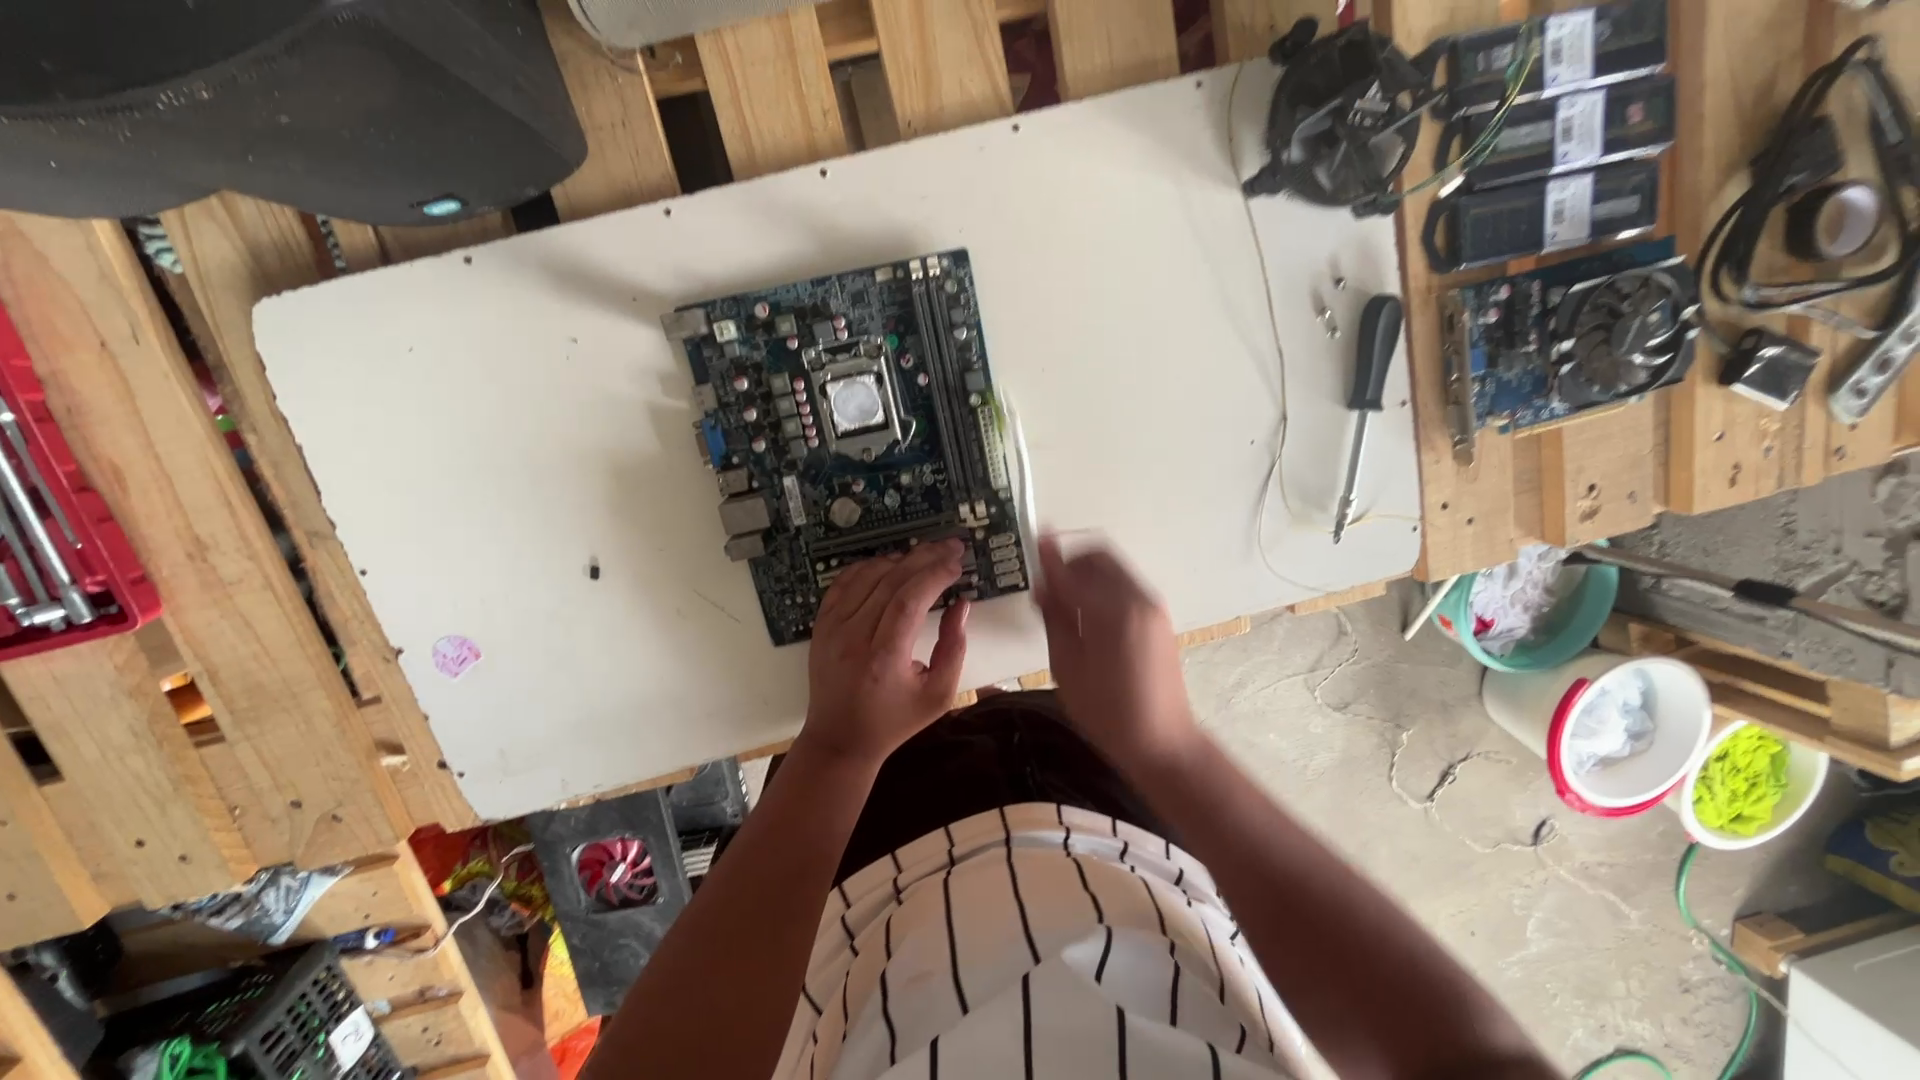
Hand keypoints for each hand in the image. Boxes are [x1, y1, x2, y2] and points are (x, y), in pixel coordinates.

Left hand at [802, 539, 968, 765]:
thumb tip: (962, 605)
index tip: (957, 563)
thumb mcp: (938, 695)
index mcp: (884, 657)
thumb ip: (953, 648)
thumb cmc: (894, 721)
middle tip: (950, 546)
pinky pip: (842, 583)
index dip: (935, 575)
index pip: (910, 600)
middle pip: (890, 581)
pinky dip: (867, 567)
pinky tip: (890, 563)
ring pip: (866, 576)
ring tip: (925, 554)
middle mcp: (853, 637)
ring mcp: (832, 629)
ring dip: (898, 559)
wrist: (840, 740)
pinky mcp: (821, 626)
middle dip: (924, 558)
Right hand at [1034, 533, 1199, 764]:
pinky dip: (1102, 587)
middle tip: (1045, 584)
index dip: (1048, 559)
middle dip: (1069, 561)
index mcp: (1112, 611)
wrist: (1163, 741)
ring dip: (1086, 573)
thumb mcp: (1067, 668)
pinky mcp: (1158, 618)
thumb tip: (1043, 586)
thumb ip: (1055, 618)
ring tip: (1063, 602)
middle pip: (1098, 556)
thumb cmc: (1107, 713)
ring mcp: (1152, 607)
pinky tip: (1086, 616)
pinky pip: (1124, 585)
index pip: (1072, 571)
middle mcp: (1137, 599)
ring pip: (1113, 568)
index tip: (1030, 545)